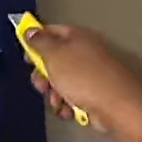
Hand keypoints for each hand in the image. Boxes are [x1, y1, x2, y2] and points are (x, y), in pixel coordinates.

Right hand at [22, 22, 141, 138]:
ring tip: (57, 102)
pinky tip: (68, 111)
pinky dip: (67, 105)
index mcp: (76, 36)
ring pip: (60, 81)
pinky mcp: (93, 94)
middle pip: (53, 59)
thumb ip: (39, 42)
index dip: (34, 42)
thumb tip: (30, 29)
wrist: (116, 106)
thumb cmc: (82, 76)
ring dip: (54, 94)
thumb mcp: (55, 55)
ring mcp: (89, 74)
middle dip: (43, 75)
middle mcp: (84, 52)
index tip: (26, 59)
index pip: (49, 31)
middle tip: (41, 86)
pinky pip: (72, 96)